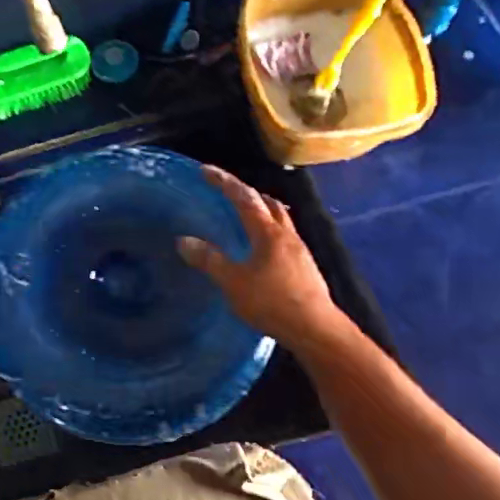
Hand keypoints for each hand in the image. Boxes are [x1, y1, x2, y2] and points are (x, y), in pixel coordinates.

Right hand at [177, 166, 344, 346]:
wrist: (316, 328)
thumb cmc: (272, 303)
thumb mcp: (234, 283)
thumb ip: (210, 261)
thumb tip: (184, 240)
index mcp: (268, 233)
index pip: (243, 198)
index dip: (224, 182)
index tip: (205, 170)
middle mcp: (286, 234)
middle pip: (267, 202)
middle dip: (245, 192)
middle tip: (225, 191)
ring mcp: (299, 250)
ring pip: (280, 218)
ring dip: (261, 209)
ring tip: (244, 213)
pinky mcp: (304, 266)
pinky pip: (284, 235)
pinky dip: (269, 229)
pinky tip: (261, 246)